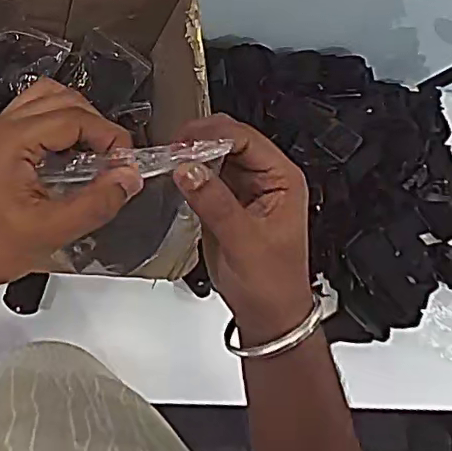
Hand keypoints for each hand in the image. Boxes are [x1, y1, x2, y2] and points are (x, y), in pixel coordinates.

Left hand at [0, 79, 142, 306]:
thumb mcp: (50, 231)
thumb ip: (96, 203)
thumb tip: (128, 179)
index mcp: (10, 141)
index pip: (75, 117)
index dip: (109, 135)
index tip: (125, 162)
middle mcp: (1, 129)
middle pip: (63, 99)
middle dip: (97, 125)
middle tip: (115, 160)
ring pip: (48, 100)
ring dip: (78, 120)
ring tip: (95, 154)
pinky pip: (33, 117)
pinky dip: (59, 127)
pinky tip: (70, 159)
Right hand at [172, 114, 313, 342]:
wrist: (268, 315)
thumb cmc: (272, 284)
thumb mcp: (244, 243)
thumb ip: (216, 203)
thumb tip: (189, 170)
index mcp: (282, 179)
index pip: (246, 139)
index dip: (213, 135)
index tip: (184, 144)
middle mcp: (265, 178)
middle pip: (229, 140)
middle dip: (199, 141)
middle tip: (172, 150)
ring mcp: (245, 188)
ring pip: (214, 155)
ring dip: (191, 155)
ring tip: (169, 161)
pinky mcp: (226, 201)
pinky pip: (205, 175)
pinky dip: (189, 173)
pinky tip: (175, 177)